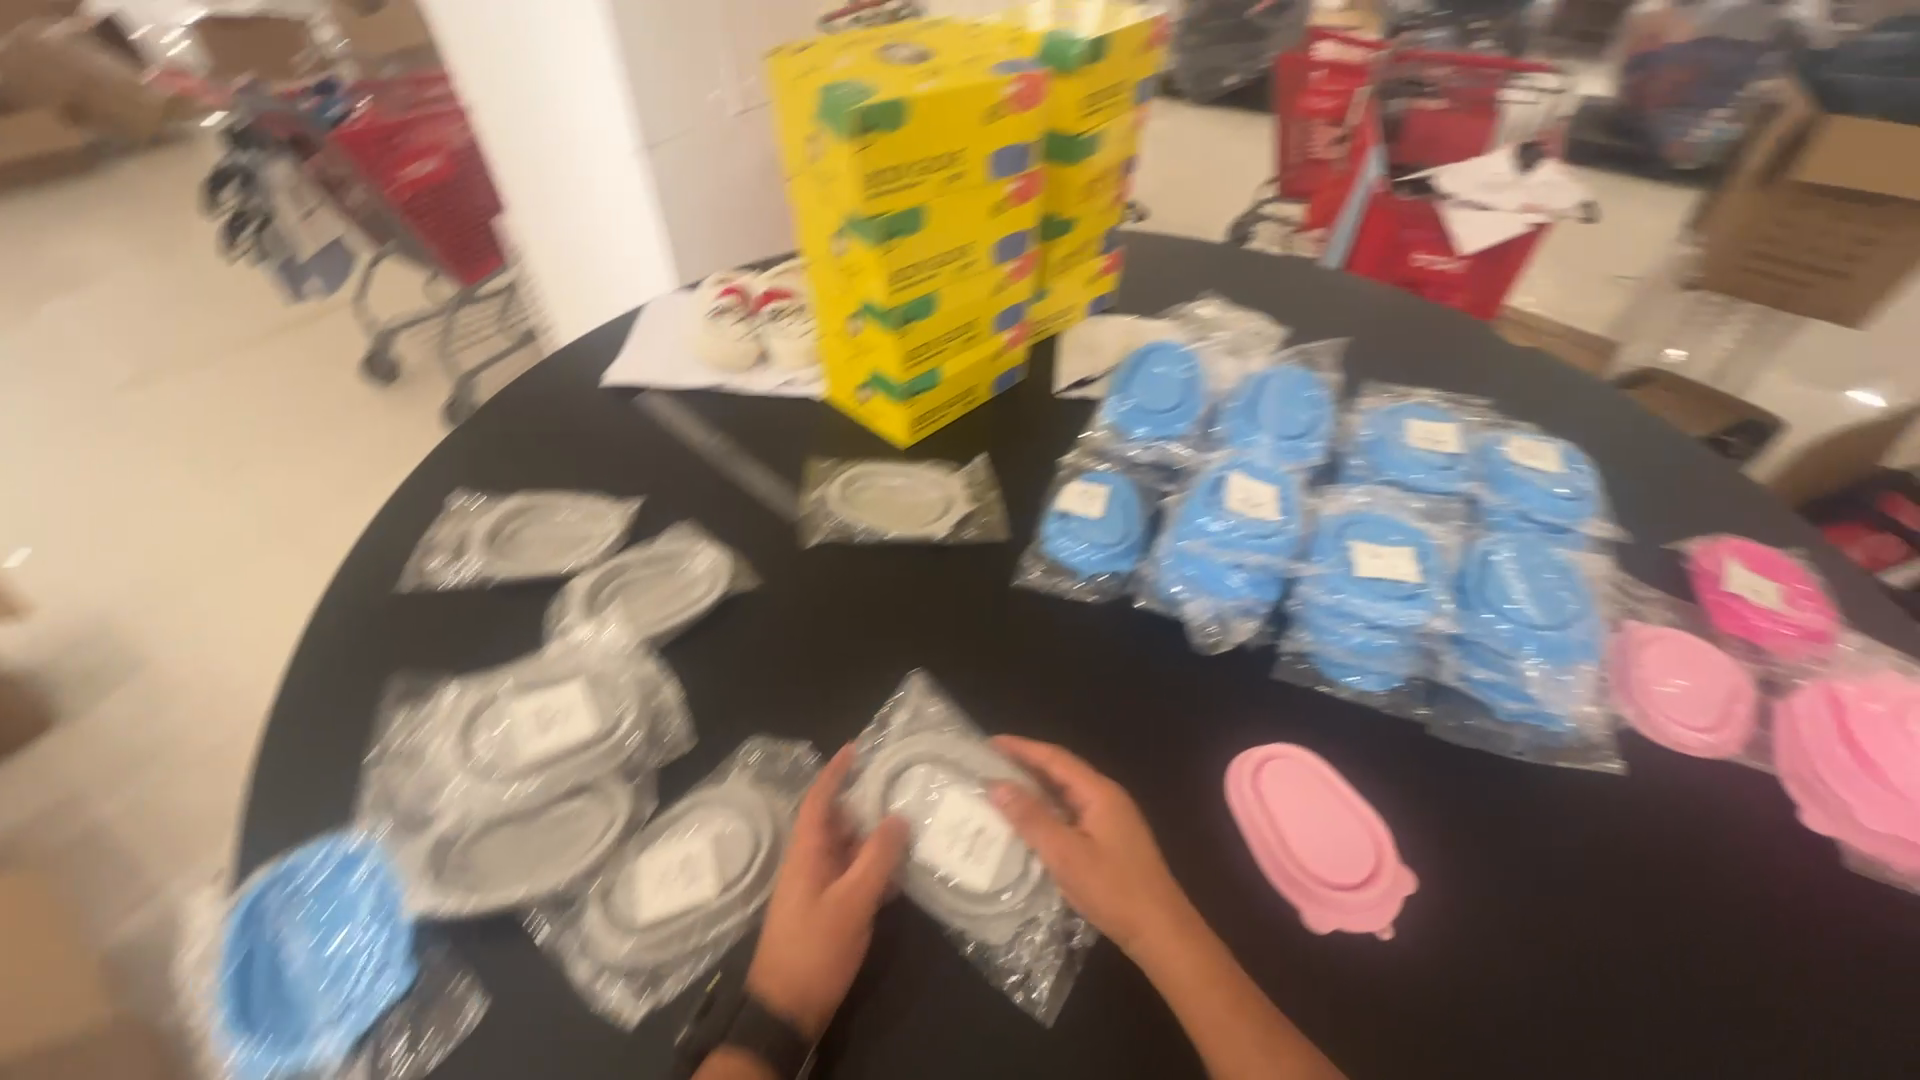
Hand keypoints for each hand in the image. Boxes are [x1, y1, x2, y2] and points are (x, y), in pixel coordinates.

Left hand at [747, 745, 908, 1039]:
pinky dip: (875, 868)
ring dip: (875, 837)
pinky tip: (903, 871)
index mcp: (807, 853)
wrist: (786, 1010)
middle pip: (838, 821)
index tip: (856, 747)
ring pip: (849, 849)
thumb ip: (877, 858)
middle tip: (901, 785)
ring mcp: (819, 888)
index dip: (835, 772)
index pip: (819, 800)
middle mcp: (810, 863)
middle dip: (866, 802)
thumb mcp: (851, 902)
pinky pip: (854, 875)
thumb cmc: (814, 949)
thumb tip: (898, 817)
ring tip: (912, 822)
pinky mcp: (829, 910)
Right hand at [988, 735, 1196, 956]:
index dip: (1021, 748)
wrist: (1160, 931)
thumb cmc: (1113, 889)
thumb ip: (1031, 818)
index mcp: (1099, 792)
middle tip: (990, 763)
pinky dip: (1047, 810)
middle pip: (1061, 771)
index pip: (1054, 758)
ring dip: (1036, 787)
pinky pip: (1072, 812)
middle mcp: (1106, 797)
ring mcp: (1111, 819)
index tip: (990, 743)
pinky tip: (1029, 821)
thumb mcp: (1065, 854)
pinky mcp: (1110, 839)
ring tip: (1002, 787)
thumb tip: (997, 785)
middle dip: (1026, 764)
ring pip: (1066, 793)